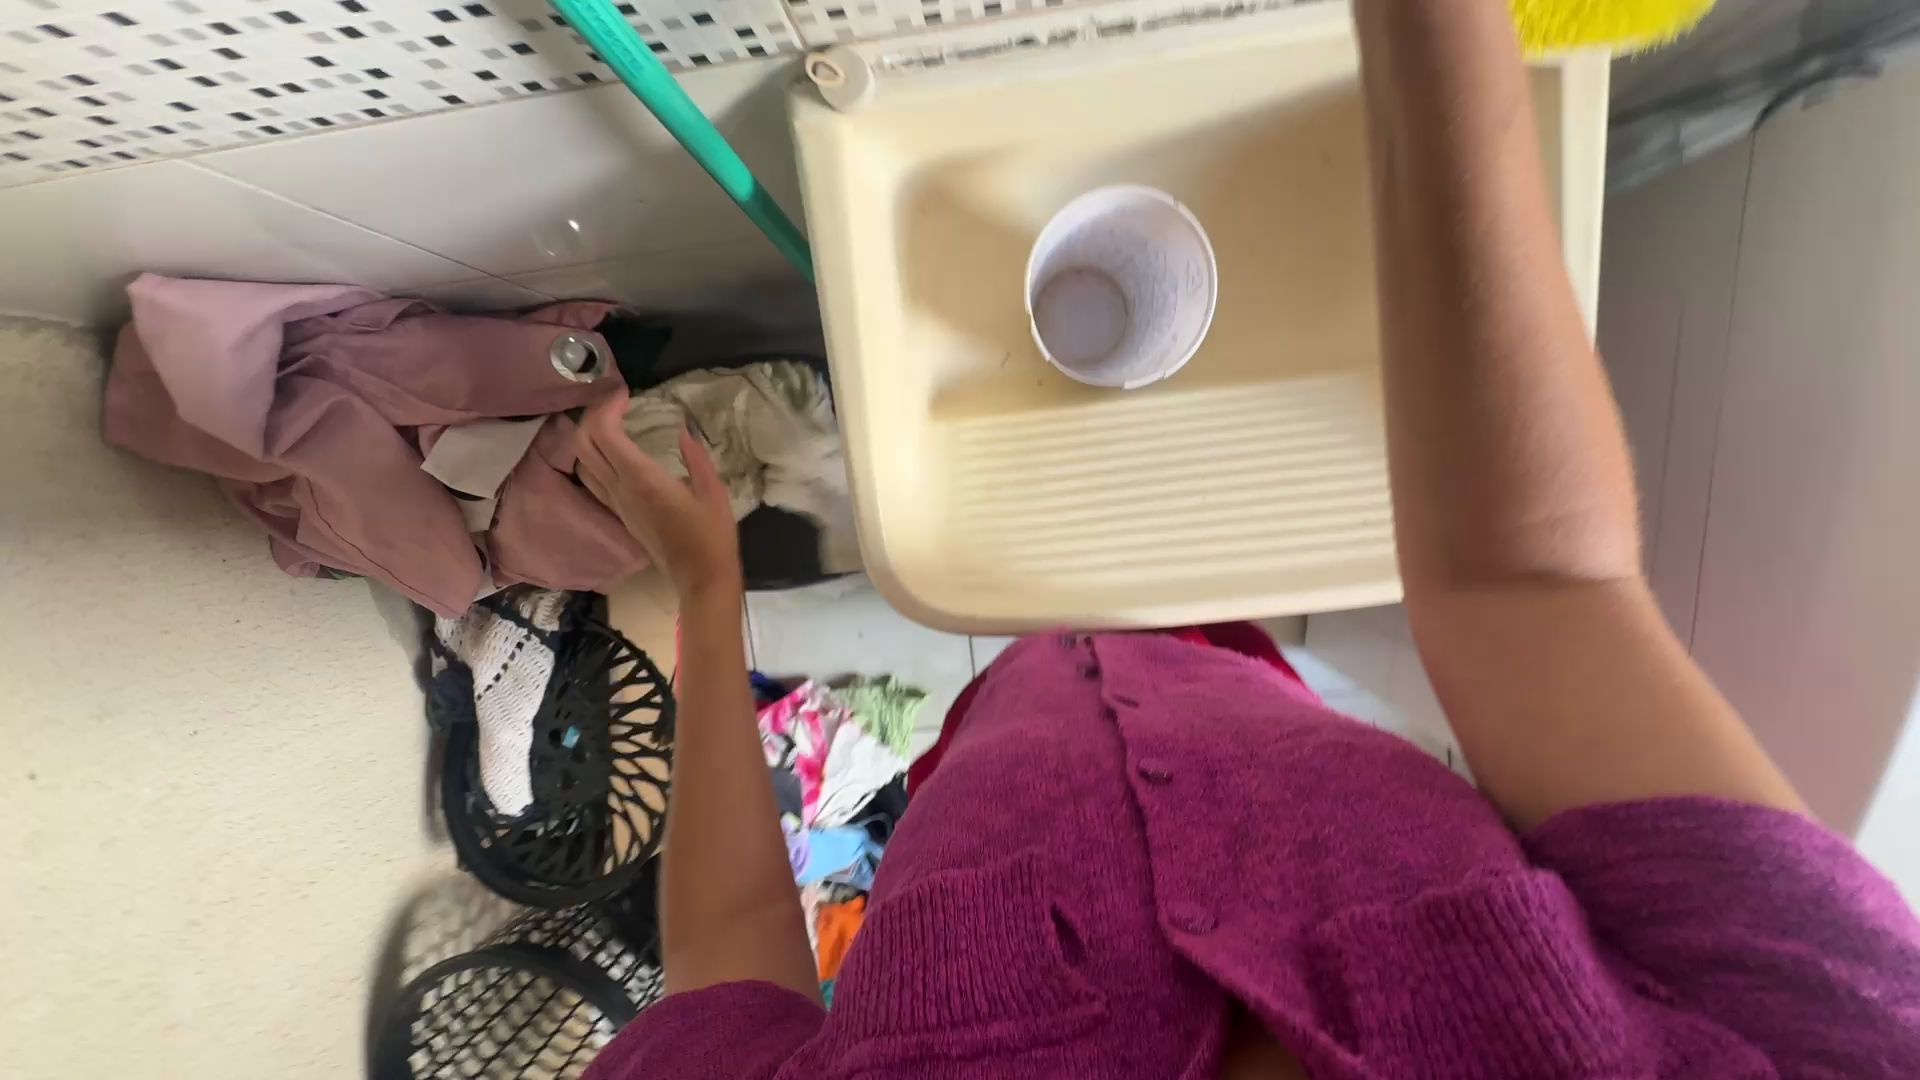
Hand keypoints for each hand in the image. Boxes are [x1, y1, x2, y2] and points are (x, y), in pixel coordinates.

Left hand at [577, 393, 742, 604]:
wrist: (701, 578)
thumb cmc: (713, 536)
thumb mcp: (714, 491)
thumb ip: (696, 457)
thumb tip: (683, 428)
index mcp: (642, 480)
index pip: (605, 433)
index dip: (608, 406)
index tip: (626, 392)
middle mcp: (621, 490)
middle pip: (583, 443)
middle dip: (593, 415)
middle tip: (618, 402)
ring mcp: (616, 504)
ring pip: (582, 461)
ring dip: (589, 435)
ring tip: (613, 421)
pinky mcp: (619, 514)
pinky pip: (593, 479)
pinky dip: (595, 456)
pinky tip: (615, 452)